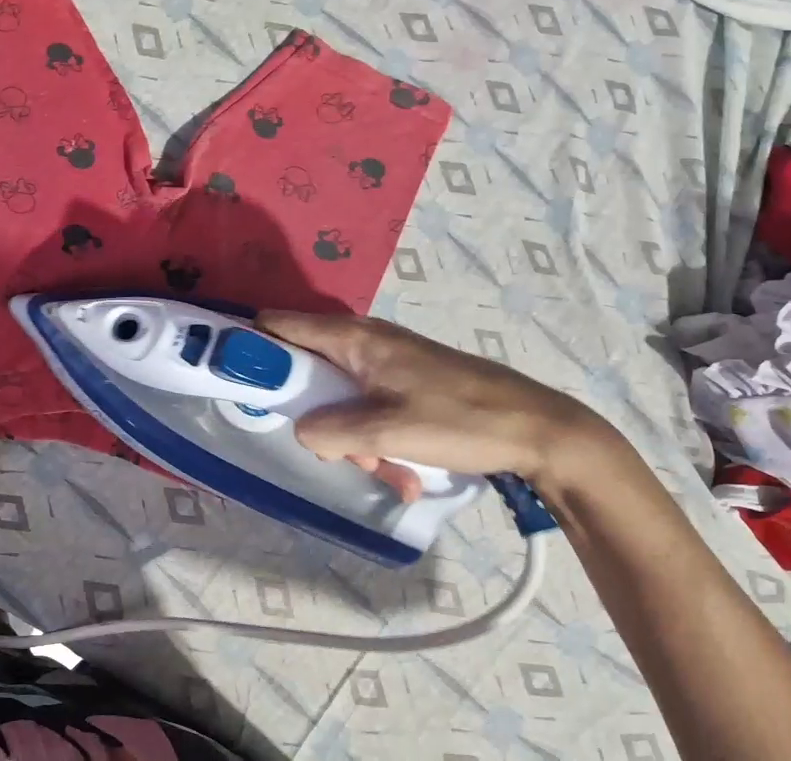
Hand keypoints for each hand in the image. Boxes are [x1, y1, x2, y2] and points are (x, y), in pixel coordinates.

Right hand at [256, 311, 617, 498]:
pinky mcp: (405, 381)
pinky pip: (363, 403)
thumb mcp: (387, 433)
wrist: (545, 433)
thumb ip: (328, 432)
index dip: (251, 349)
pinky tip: (399, 465)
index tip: (244, 387)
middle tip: (333, 446)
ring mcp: (386, 361)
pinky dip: (369, 434)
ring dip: (344, 433)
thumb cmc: (463, 422)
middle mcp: (363, 340)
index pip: (275, 325)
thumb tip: (302, 432)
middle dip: (309, 411)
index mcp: (352, 338)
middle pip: (303, 367)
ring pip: (334, 393)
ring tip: (382, 466)